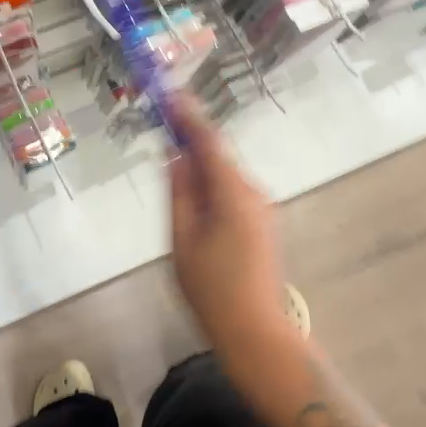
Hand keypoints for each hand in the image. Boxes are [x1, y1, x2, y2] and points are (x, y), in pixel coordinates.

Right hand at [164, 96, 288, 354]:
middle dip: (191, 136)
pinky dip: (211, 181)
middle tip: (162, 121)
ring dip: (200, 161)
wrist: (256, 332)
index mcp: (234, 192)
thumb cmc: (212, 289)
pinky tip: (192, 192)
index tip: (169, 93)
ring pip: (225, 172)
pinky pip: (232, 189)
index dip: (188, 115)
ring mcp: (263, 207)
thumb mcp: (182, 239)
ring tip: (171, 156)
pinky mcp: (262, 222)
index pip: (209, 141)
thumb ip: (178, 191)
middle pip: (218, 154)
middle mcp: (254, 191)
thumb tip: (173, 153)